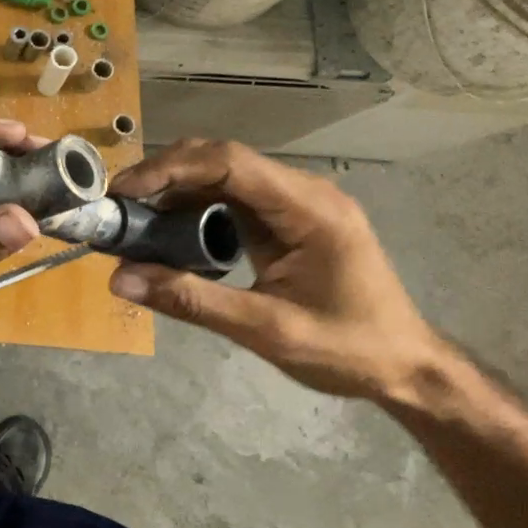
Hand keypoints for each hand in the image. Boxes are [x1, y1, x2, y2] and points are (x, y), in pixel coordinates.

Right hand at [107, 138, 449, 401]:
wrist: (410, 369)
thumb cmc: (348, 350)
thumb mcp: (267, 330)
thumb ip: (192, 301)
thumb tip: (120, 279)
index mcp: (310, 209)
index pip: (230, 163)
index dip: (170, 168)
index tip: (124, 190)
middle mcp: (305, 192)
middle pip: (222, 158)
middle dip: (165, 173)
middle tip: (118, 201)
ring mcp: (298, 202)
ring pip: (224, 172)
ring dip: (176, 186)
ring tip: (134, 214)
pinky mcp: (289, 217)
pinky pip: (233, 194)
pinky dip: (194, 202)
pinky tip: (169, 226)